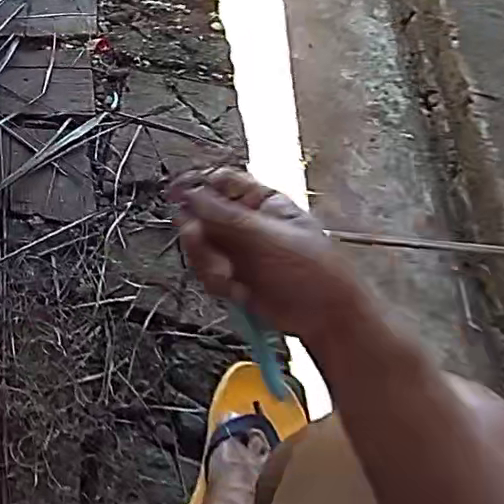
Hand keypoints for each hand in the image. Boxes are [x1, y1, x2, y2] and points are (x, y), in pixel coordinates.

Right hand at [170, 168, 375, 346]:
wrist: (327, 321)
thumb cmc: (313, 271)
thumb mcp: (266, 235)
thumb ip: (223, 214)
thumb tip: (189, 194)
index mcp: (259, 202)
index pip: (218, 182)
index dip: (195, 185)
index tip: (176, 194)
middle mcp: (243, 223)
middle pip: (199, 214)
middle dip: (199, 234)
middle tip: (200, 240)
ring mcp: (235, 249)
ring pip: (197, 245)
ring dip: (207, 262)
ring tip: (228, 276)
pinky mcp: (229, 274)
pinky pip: (203, 270)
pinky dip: (215, 281)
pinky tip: (237, 290)